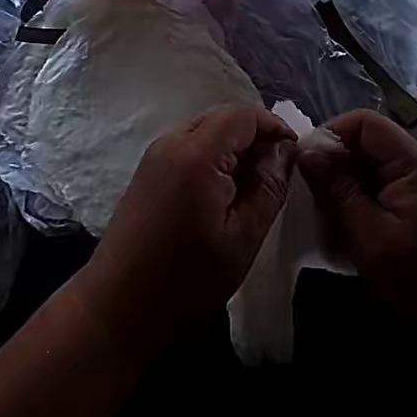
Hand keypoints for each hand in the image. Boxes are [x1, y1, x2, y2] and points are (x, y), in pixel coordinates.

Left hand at [74, 106, 296, 349]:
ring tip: (256, 184)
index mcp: (195, 154)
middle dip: (254, 136)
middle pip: (221, 118)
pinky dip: (212, 157)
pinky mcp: (147, 172)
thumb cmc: (187, 276)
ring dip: (233, 147)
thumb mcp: (242, 236)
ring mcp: (154, 156)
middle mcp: (170, 143)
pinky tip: (225, 191)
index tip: (296, 154)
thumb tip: (284, 150)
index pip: (242, 115)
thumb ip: (268, 187)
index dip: (274, 127)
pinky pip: (187, 147)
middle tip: (279, 171)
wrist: (120, 301)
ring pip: (203, 131)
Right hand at [297, 109, 416, 344]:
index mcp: (416, 165)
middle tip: (306, 196)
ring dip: (342, 190)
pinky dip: (357, 208)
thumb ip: (337, 189)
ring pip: (369, 171)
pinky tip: (342, 235)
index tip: (303, 164)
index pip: (365, 122)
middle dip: (332, 165)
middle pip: (366, 145)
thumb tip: (305, 151)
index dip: (330, 134)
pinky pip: (380, 194)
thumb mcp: (370, 236)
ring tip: (321, 218)